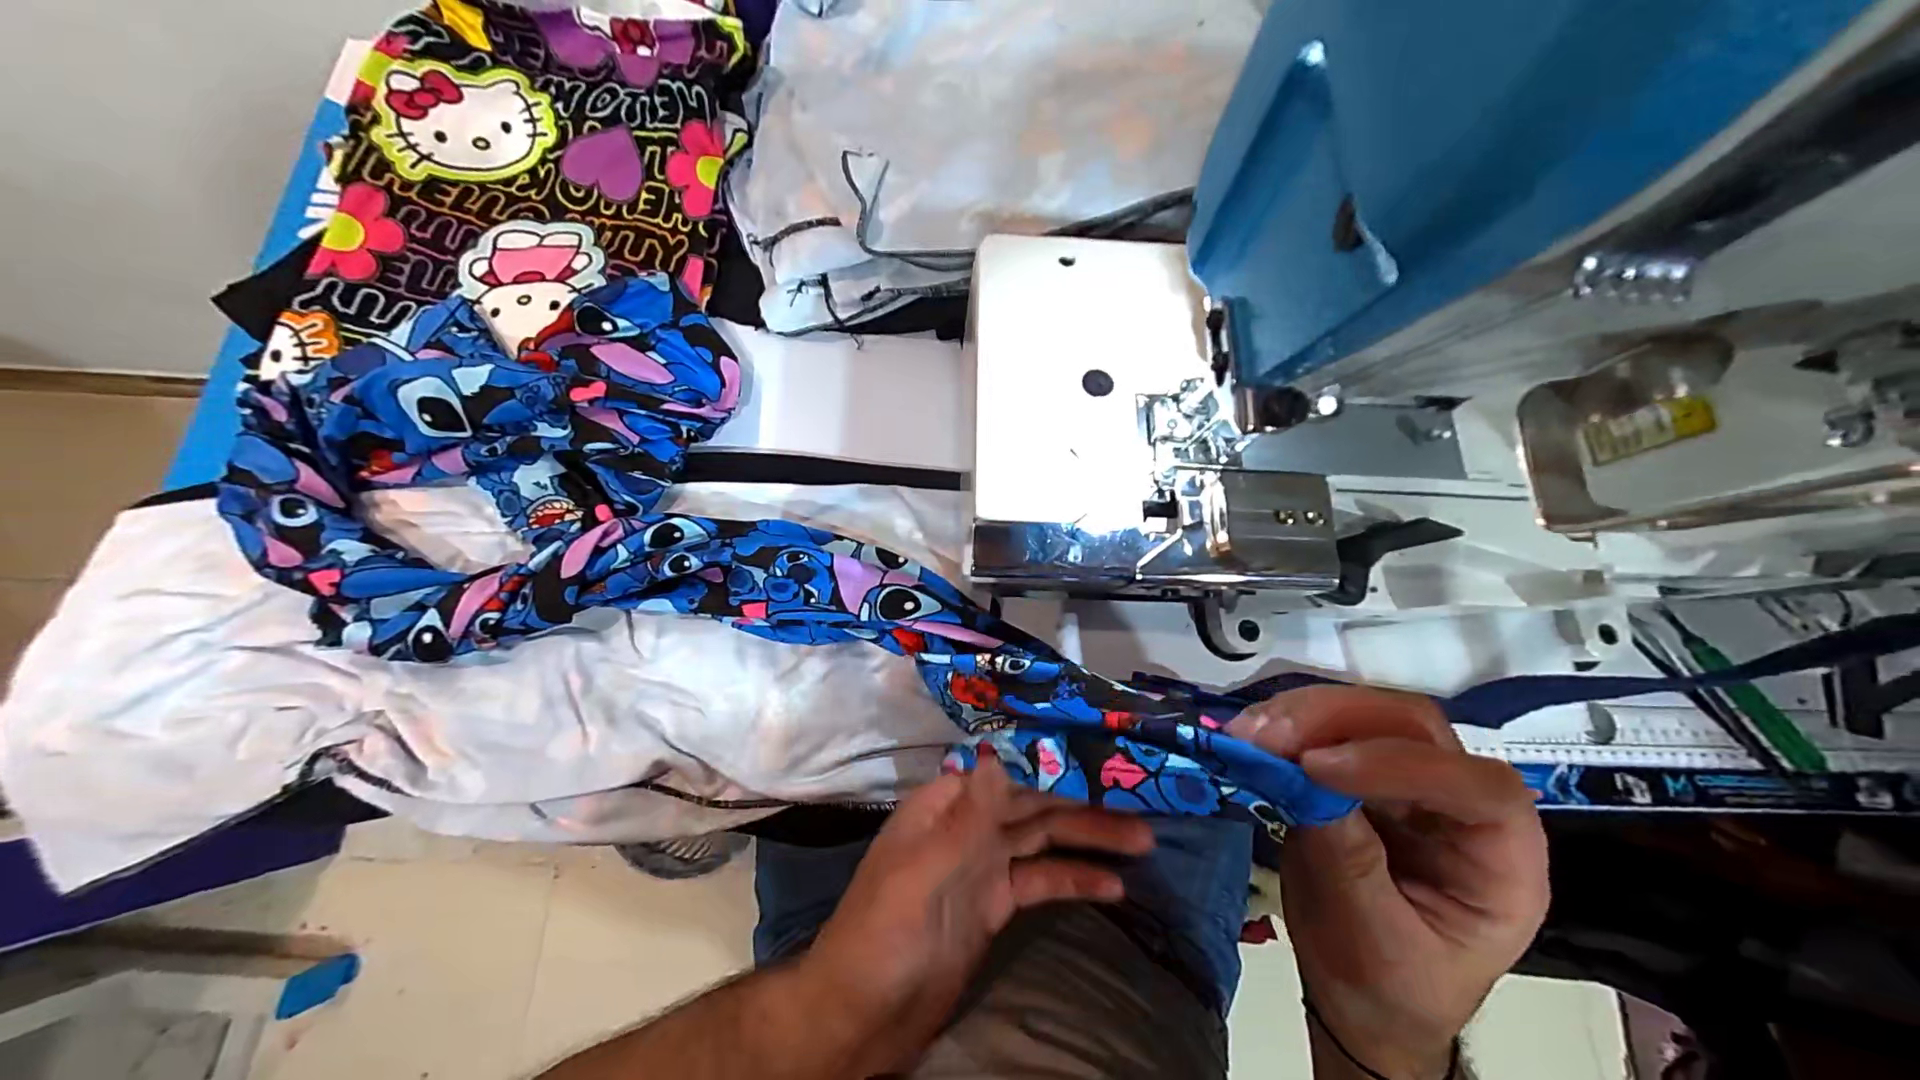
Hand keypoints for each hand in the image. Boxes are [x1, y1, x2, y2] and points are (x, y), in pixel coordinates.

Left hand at [799, 756, 1156, 1073]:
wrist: (862, 1014)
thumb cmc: (883, 934)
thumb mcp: (922, 872)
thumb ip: (966, 817)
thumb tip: (999, 755)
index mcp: (945, 806)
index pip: (1008, 771)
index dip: (1054, 761)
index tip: (1103, 755)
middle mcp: (967, 826)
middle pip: (1034, 805)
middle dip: (1084, 804)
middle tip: (1142, 805)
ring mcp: (982, 866)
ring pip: (1043, 840)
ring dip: (1090, 839)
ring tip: (1144, 841)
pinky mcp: (994, 903)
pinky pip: (1042, 882)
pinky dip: (1075, 880)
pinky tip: (1114, 886)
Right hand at [1230, 686, 1548, 1079]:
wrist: (1364, 1003)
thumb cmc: (1388, 988)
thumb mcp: (1370, 940)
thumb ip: (1345, 858)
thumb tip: (1302, 777)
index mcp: (1501, 859)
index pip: (1477, 788)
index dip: (1401, 764)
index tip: (1315, 767)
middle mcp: (1459, 803)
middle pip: (1415, 728)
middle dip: (1336, 720)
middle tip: (1265, 734)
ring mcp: (1406, 782)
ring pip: (1366, 715)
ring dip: (1301, 715)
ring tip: (1246, 733)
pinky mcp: (1356, 774)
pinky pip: (1327, 730)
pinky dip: (1284, 725)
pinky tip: (1248, 736)